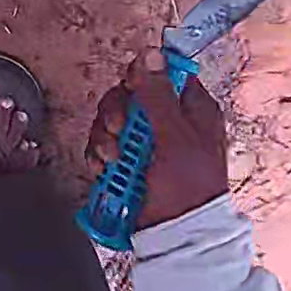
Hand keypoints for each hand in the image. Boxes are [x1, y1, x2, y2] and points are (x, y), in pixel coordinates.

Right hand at [85, 49, 229, 228]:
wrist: (176, 237)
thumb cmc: (188, 187)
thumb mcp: (175, 137)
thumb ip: (158, 96)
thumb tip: (148, 53)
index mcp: (191, 110)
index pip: (163, 74)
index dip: (142, 76)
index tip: (131, 87)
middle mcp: (167, 121)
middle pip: (128, 96)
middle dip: (116, 114)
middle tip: (118, 131)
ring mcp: (145, 143)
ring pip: (111, 120)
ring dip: (105, 138)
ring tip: (113, 160)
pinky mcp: (127, 162)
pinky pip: (102, 145)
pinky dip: (99, 155)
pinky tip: (104, 168)